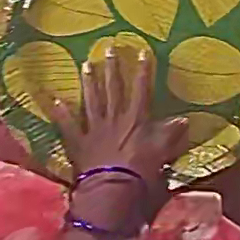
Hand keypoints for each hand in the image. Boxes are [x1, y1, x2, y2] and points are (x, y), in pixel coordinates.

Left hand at [48, 44, 189, 205]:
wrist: (111, 191)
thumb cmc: (141, 173)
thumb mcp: (162, 153)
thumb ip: (171, 135)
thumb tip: (184, 119)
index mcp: (136, 119)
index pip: (141, 89)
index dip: (142, 70)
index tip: (141, 51)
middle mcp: (115, 118)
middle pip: (113, 89)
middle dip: (112, 68)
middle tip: (107, 48)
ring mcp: (95, 129)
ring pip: (92, 100)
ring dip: (89, 82)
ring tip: (85, 64)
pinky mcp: (79, 142)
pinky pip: (69, 125)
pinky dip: (61, 113)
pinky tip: (55, 99)